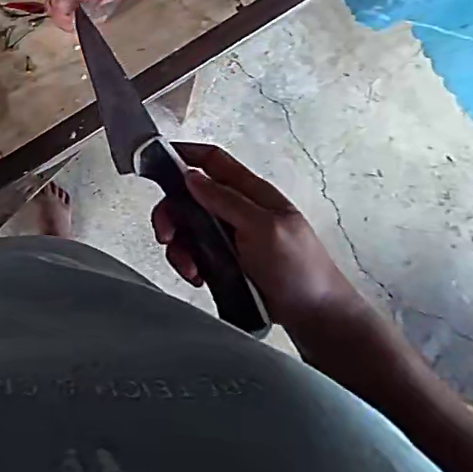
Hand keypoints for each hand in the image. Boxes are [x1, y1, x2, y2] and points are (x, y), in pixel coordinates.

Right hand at [152, 142, 369, 334]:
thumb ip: (228, 200)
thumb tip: (191, 176)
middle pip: (188, 195)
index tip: (156, 160)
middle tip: (165, 234)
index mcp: (251, 193)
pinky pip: (192, 252)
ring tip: (188, 267)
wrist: (316, 318)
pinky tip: (197, 277)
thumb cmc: (301, 270)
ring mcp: (228, 235)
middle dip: (170, 212)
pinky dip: (187, 263)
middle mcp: (235, 209)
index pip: (212, 160)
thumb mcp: (266, 229)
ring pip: (185, 226)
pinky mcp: (223, 259)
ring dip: (178, 245)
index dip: (185, 153)